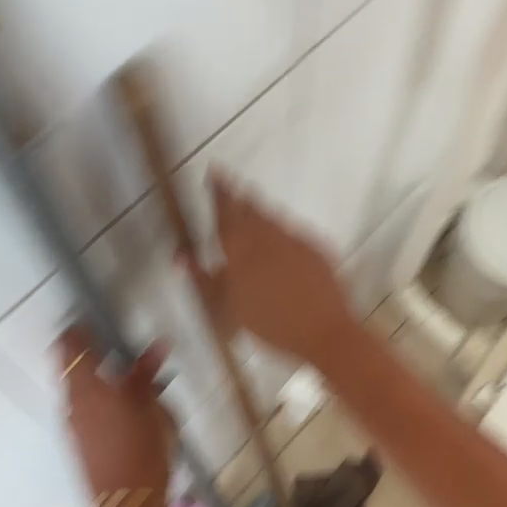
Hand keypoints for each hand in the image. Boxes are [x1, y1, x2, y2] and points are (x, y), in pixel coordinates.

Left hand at [55, 328, 170, 499]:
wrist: (126, 503)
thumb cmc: (143, 450)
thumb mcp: (152, 409)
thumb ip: (146, 376)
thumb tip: (155, 347)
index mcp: (86, 387)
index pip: (70, 345)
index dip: (79, 330)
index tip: (97, 322)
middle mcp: (71, 401)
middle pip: (71, 367)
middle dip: (92, 356)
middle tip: (120, 351)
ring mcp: (72, 424)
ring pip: (78, 390)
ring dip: (97, 380)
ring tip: (131, 383)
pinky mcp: (79, 442)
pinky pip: (85, 410)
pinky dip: (99, 401)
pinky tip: (126, 411)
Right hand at [191, 172, 359, 361]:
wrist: (326, 334)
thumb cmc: (272, 327)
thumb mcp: (228, 308)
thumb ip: (203, 279)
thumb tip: (180, 257)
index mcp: (240, 249)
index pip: (224, 211)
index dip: (217, 191)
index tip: (213, 173)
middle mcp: (268, 236)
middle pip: (250, 207)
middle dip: (238, 194)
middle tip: (229, 182)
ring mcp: (296, 240)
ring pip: (273, 216)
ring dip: (260, 209)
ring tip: (251, 206)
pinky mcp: (318, 249)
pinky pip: (295, 231)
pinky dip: (282, 229)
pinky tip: (281, 240)